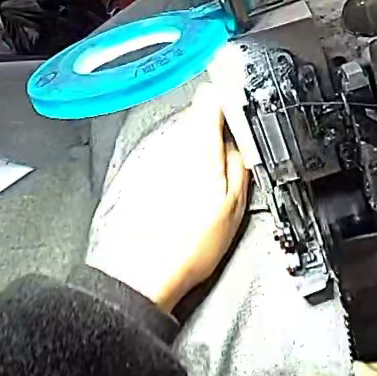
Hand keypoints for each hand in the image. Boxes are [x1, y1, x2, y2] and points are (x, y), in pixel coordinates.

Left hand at [86, 85, 248, 312]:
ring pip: (179, 144)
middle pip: (196, 121)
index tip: (237, 109)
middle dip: (213, 138)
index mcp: (197, 146)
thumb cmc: (187, 246)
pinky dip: (174, 175)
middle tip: (227, 168)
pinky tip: (181, 204)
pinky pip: (163, 164)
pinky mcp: (134, 177)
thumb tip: (241, 145)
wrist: (140, 278)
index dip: (227, 100)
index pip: (210, 98)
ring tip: (202, 193)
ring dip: (193, 158)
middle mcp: (168, 145)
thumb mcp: (235, 204)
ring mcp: (148, 160)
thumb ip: (241, 163)